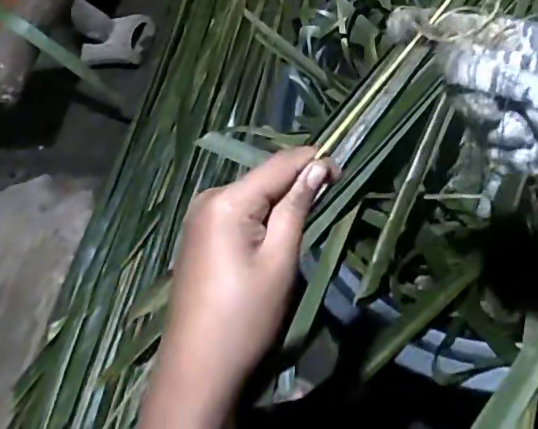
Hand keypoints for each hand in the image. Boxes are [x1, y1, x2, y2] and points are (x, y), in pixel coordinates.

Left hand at [142, 147, 332, 428]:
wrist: (195, 375)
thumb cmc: (243, 319)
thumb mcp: (279, 260)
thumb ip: (297, 207)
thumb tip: (319, 165)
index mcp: (226, 200)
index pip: (279, 163)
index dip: (314, 160)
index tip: (343, 173)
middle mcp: (209, 197)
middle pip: (265, 176)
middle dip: (298, 180)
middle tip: (331, 194)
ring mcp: (200, 216)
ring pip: (253, 191)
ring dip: (281, 197)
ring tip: (310, 211)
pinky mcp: (199, 233)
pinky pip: (239, 208)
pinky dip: (263, 211)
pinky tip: (278, 226)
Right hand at [388, 9, 537, 257]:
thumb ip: (492, 70)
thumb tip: (446, 58)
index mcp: (522, 41)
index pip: (465, 25)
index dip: (430, 26)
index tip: (397, 28)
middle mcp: (511, 67)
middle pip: (459, 72)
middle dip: (477, 97)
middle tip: (506, 111)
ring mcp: (510, 102)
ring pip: (468, 110)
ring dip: (496, 127)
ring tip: (530, 135)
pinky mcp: (511, 134)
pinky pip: (485, 138)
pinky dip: (507, 148)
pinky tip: (533, 151)